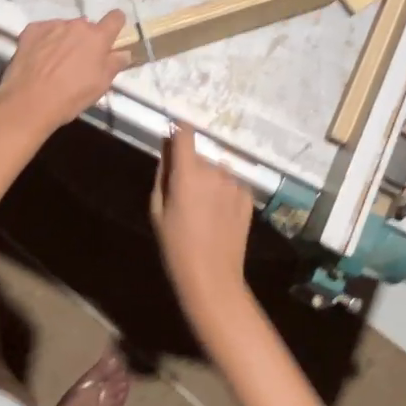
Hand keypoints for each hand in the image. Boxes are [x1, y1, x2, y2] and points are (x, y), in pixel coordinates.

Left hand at [0, 11, 129, 134]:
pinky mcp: (31, 30)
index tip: (111, 37)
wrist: (29, 102)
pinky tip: (40, 58)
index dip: (115, 26)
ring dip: (65, 40)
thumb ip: (114, 64)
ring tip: (55, 62)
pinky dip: (45, 40)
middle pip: (87, 27)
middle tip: (79, 62)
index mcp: (97, 37)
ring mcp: (52, 26)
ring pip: (65, 28)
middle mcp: (76, 25)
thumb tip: (124, 53)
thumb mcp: (101, 85)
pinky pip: (44, 30)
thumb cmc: (71, 96)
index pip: (115, 18)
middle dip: (85, 40)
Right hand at [152, 126, 255, 314]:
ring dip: (209, 180)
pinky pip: (231, 185)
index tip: (174, 131)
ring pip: (217, 171)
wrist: (212, 276)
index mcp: (188, 172)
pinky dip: (224, 193)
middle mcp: (214, 171)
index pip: (185, 133)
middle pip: (200, 156)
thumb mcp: (157, 209)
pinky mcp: (248, 197)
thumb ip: (162, 172)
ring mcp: (234, 183)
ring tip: (203, 209)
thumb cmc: (175, 245)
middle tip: (183, 194)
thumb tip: (166, 147)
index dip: (179, 129)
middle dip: (191, 167)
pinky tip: (219, 216)